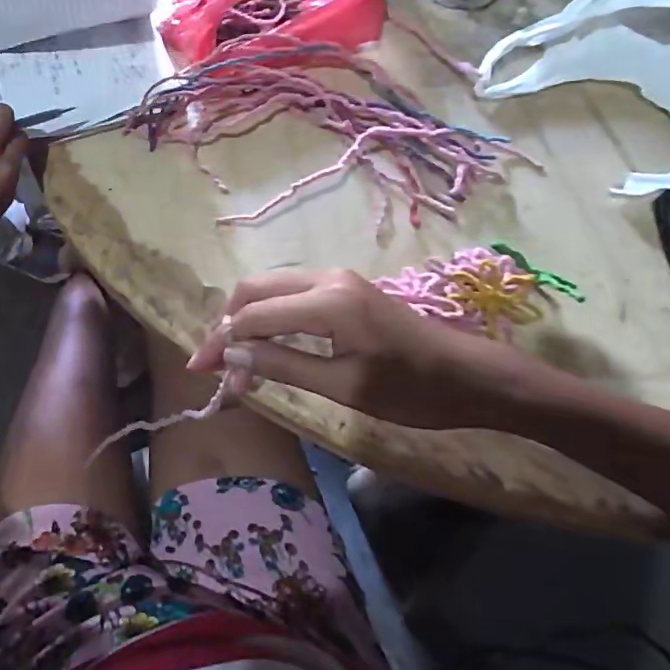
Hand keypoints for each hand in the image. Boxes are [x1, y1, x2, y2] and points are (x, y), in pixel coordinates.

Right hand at [187, 269, 527, 430]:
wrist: (469, 376)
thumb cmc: (411, 390)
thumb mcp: (344, 387)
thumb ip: (284, 366)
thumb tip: (233, 358)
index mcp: (327, 302)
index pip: (254, 315)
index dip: (222, 343)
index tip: (201, 372)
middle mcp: (327, 278)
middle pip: (255, 288)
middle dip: (227, 322)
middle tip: (213, 363)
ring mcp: (337, 278)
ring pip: (272, 285)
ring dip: (246, 315)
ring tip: (234, 355)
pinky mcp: (345, 287)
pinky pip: (292, 291)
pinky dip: (270, 312)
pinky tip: (265, 340)